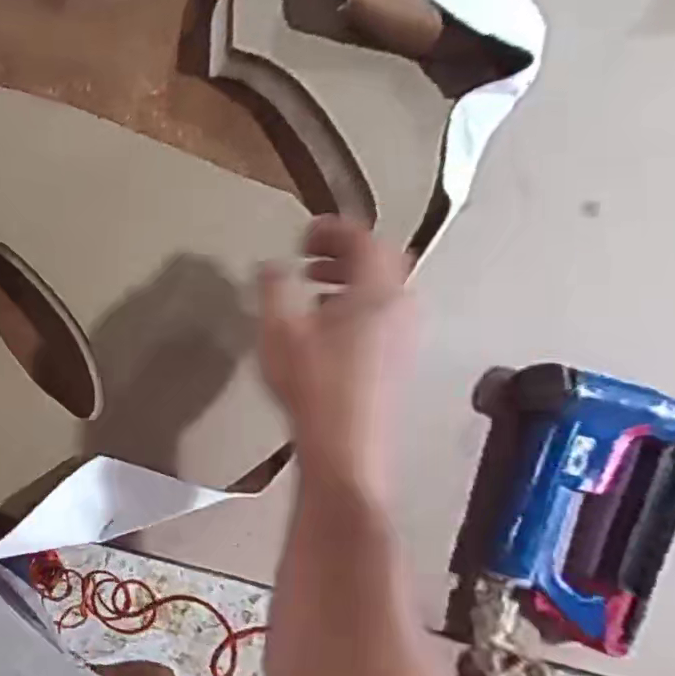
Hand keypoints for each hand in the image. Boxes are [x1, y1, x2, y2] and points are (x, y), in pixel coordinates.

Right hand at [257, 215, 412, 492]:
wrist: (346, 445)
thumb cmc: (312, 386)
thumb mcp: (278, 331)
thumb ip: (273, 290)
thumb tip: (271, 266)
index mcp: (375, 293)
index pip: (364, 242)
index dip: (334, 230)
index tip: (307, 230)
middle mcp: (400, 307)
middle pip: (382, 261)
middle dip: (345, 251)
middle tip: (309, 253)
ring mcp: (404, 334)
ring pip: (384, 288)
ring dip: (350, 277)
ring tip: (314, 286)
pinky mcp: (398, 357)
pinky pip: (383, 312)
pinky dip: (357, 301)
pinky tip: (326, 323)